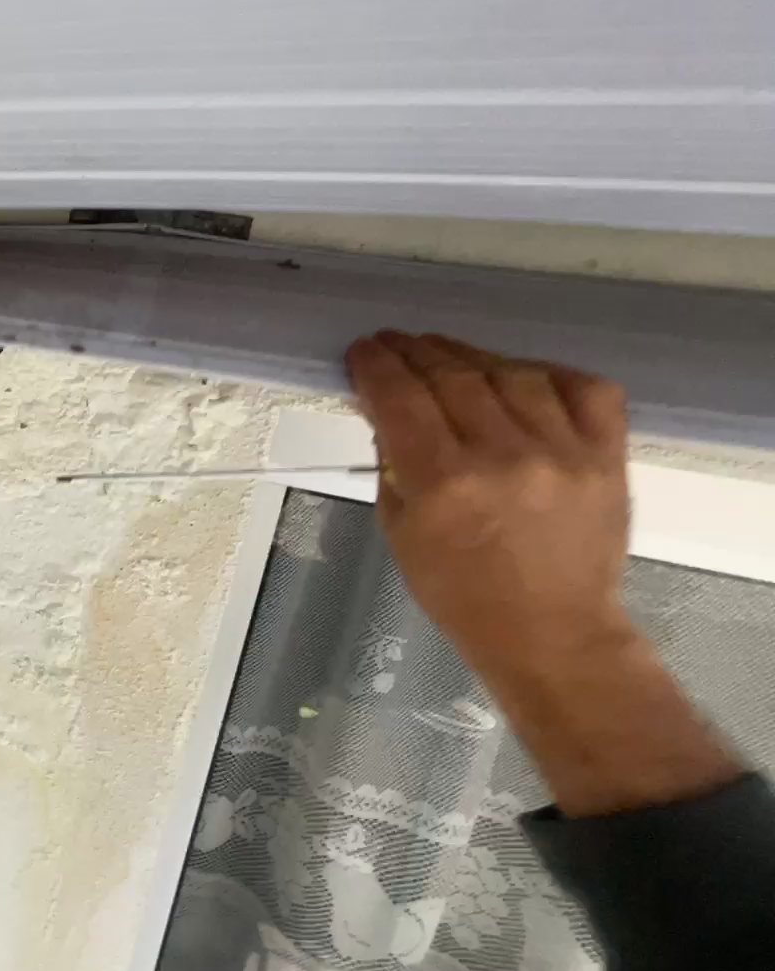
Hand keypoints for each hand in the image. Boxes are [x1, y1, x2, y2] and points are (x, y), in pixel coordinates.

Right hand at [345, 331, 631, 670]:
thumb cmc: (452, 585)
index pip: (400, 398)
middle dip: (415, 352)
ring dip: (469, 356)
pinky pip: (586, 390)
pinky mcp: (608, 457)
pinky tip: (517, 374)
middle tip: (393, 343)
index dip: (376, 365)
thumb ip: (393, 461)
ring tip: (444, 354)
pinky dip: (547, 372)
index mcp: (441, 481)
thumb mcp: (396, 524)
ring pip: (512, 374)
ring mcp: (563, 453)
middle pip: (452, 377)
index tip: (362, 350)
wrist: (547, 628)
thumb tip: (386, 410)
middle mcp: (503, 456)